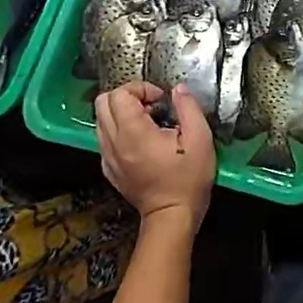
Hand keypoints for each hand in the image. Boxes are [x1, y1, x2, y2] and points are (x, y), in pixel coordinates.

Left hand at [94, 81, 214, 231]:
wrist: (172, 214)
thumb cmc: (189, 177)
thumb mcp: (201, 138)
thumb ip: (189, 108)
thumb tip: (178, 89)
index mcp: (134, 133)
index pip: (119, 95)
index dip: (141, 88)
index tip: (161, 100)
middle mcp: (114, 143)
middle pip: (103, 103)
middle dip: (128, 97)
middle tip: (152, 107)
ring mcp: (108, 157)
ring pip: (101, 120)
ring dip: (123, 113)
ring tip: (149, 124)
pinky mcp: (109, 168)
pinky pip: (105, 138)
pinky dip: (120, 131)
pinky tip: (142, 142)